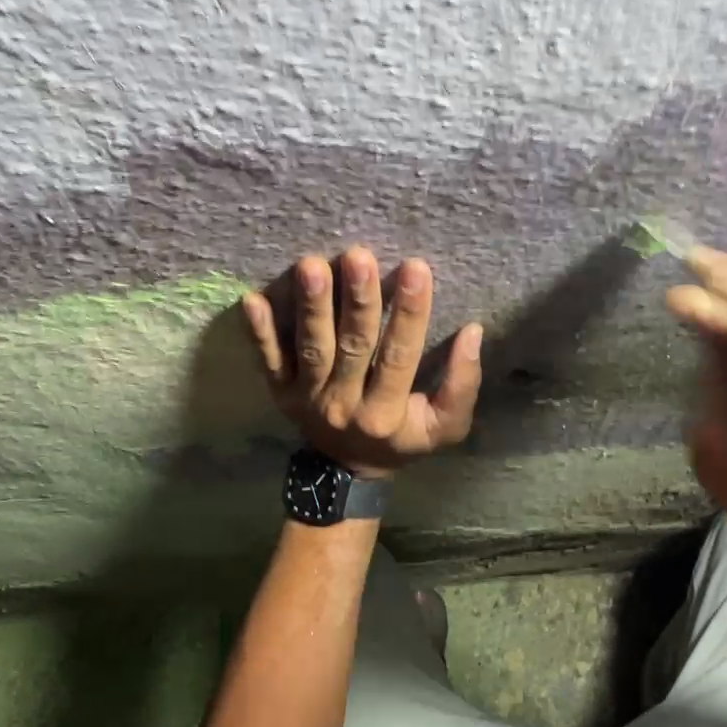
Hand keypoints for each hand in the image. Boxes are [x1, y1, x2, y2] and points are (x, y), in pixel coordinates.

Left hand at [242, 247, 482, 479]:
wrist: (348, 470)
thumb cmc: (402, 439)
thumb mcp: (443, 427)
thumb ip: (462, 385)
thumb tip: (472, 333)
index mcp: (386, 415)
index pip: (399, 357)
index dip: (409, 314)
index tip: (416, 269)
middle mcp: (344, 405)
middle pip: (352, 347)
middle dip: (357, 301)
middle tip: (359, 256)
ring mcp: (307, 398)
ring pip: (311, 348)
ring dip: (311, 307)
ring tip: (311, 266)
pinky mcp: (281, 391)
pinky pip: (268, 360)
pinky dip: (260, 332)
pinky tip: (253, 299)